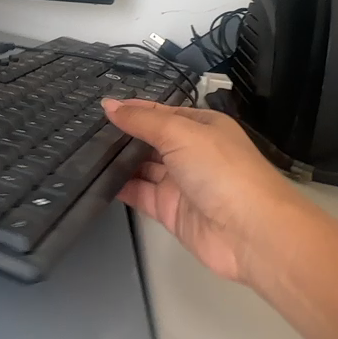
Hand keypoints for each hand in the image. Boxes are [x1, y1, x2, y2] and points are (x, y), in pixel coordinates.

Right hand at [104, 99, 306, 284]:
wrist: (252, 233)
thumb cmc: (223, 172)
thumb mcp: (180, 133)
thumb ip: (142, 121)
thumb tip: (110, 105)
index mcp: (202, 126)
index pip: (161, 113)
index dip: (134, 109)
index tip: (104, 107)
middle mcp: (192, 152)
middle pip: (151, 140)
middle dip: (124, 135)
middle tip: (88, 129)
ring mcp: (181, 183)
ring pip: (142, 167)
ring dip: (119, 161)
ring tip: (86, 151)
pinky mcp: (171, 211)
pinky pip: (140, 194)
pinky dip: (120, 188)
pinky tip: (97, 179)